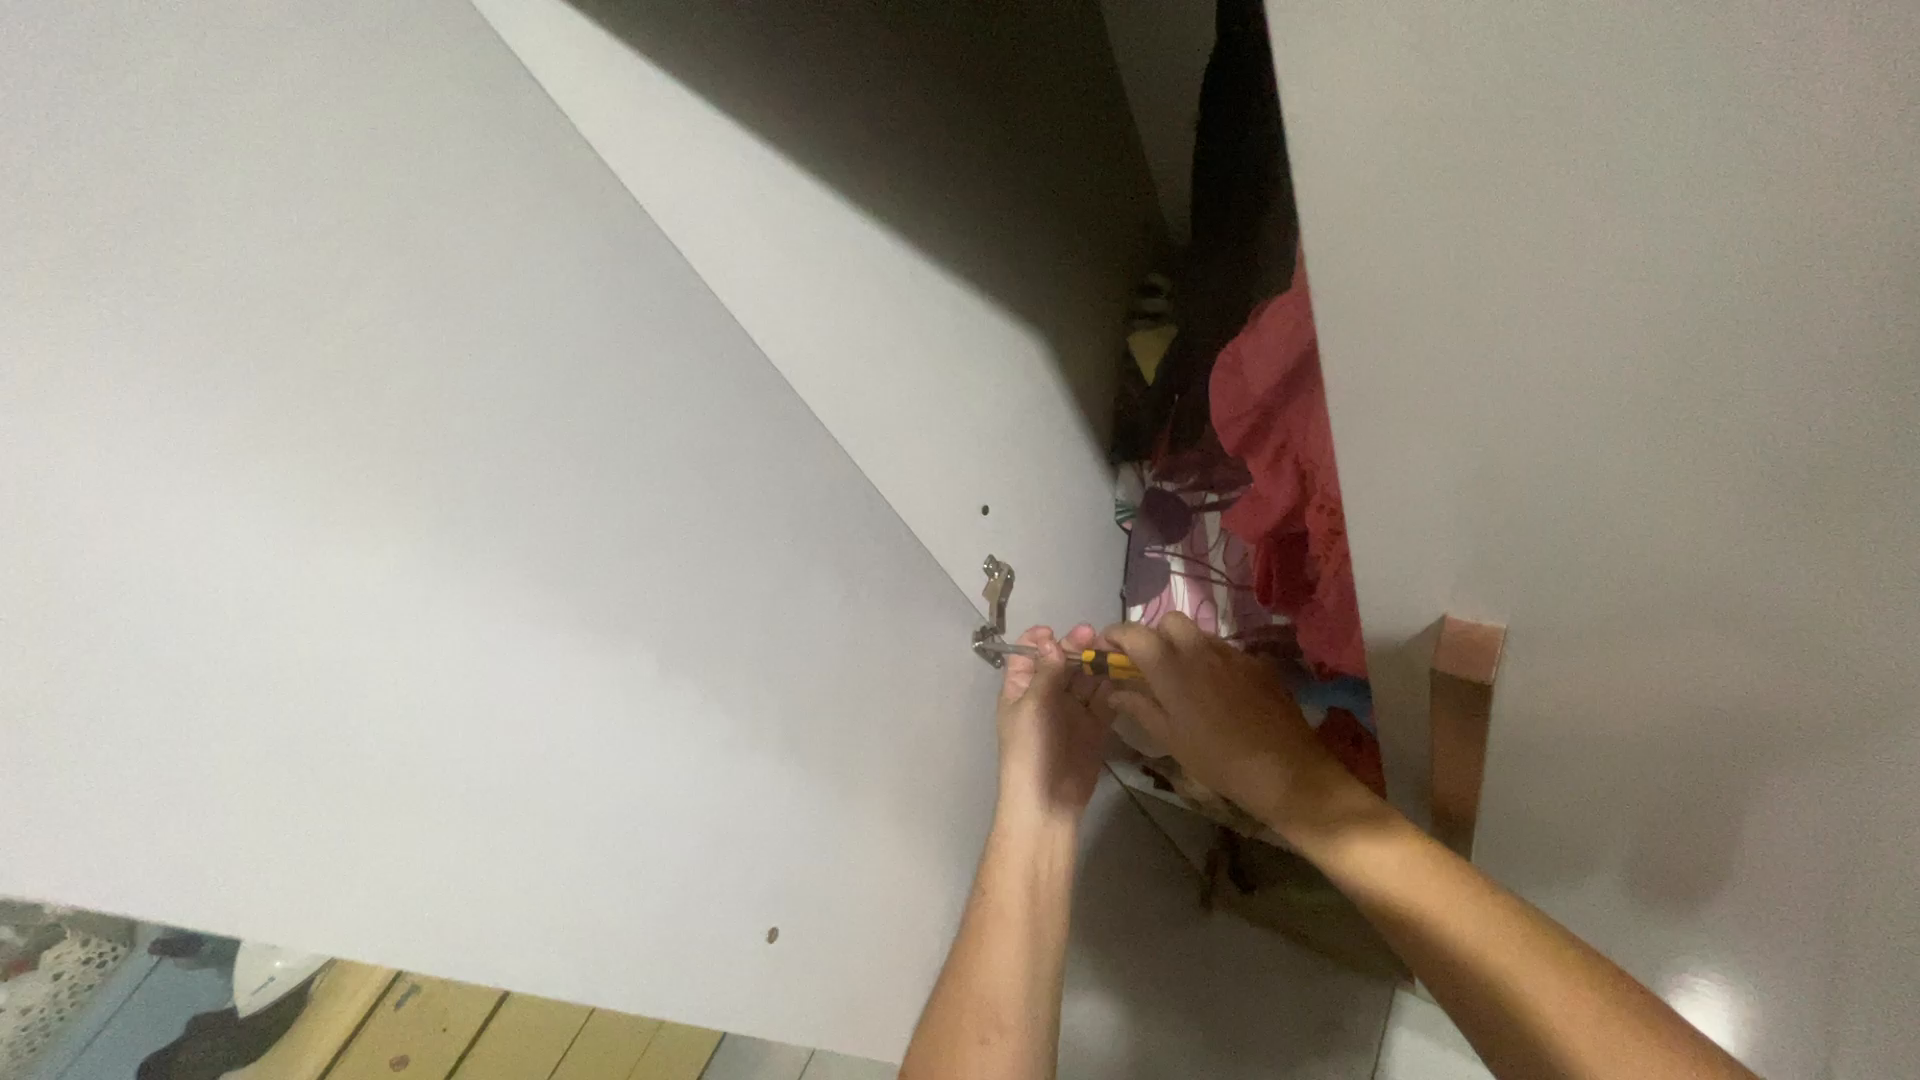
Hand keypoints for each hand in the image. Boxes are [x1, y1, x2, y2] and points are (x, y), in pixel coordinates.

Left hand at [995, 624, 1114, 825]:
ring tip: (1113, 648)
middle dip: (1075, 647)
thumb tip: (1052, 642)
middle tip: (1093, 634)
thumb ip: (1046, 674)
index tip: (1054, 631)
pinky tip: (1121, 673)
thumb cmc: (1029, 750)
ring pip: (1086, 678)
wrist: (1047, 802)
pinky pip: (1104, 701)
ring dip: (1097, 663)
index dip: (1038, 640)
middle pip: (1062, 662)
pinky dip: (1112, 687)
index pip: (1026, 655)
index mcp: (1021, 689)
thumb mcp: (1032, 707)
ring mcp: (1072, 711)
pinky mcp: (1094, 727)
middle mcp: (1047, 696)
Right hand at [1102, 614, 1388, 846]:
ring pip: (1198, 634)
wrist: (1285, 770)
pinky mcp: (1257, 663)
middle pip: (1169, 621)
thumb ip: (1139, 707)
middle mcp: (1199, 650)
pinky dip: (1211, 660)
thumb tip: (1114, 691)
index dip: (1116, 635)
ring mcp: (1232, 654)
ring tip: (1182, 679)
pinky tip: (1216, 691)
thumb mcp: (1170, 739)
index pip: (1134, 633)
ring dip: (1182, 646)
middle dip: (1154, 635)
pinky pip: (1224, 650)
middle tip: (1149, 664)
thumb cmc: (1217, 760)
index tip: (1108, 648)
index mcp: (1171, 668)